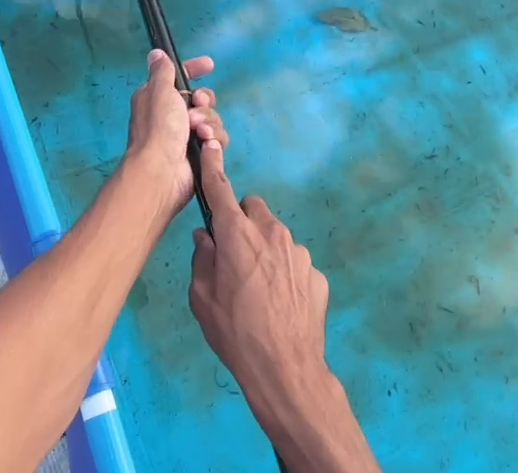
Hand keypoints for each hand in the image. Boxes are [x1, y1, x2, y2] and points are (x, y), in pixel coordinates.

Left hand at [123, 49, 224, 212]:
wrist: (162, 170)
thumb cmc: (158, 127)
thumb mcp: (159, 91)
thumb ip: (162, 71)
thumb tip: (156, 53)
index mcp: (158, 98)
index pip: (179, 77)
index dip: (193, 69)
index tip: (208, 65)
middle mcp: (172, 115)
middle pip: (202, 98)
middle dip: (204, 100)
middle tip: (198, 104)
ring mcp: (186, 134)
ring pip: (212, 118)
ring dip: (208, 121)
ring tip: (198, 131)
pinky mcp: (199, 152)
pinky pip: (217, 138)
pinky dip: (214, 138)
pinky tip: (205, 143)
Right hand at [187, 146, 328, 412]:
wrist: (287, 372)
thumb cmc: (234, 332)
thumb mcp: (202, 297)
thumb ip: (202, 259)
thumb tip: (205, 238)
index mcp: (236, 234)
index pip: (220, 188)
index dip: (211, 166)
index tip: (208, 145)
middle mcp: (270, 233)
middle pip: (252, 208)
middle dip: (241, 221)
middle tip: (232, 254)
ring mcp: (298, 252)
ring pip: (274, 235)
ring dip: (263, 248)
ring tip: (257, 288)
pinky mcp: (316, 274)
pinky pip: (293, 261)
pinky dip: (284, 272)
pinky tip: (279, 303)